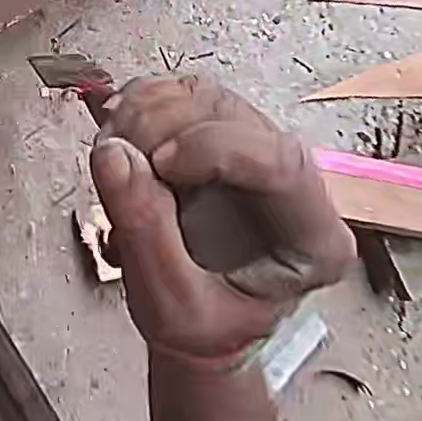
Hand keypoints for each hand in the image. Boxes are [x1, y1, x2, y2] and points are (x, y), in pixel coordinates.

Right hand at [88, 75, 354, 366]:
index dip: (212, 148)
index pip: (281, 161)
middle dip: (159, 127)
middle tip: (113, 156)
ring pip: (201, 96)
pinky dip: (136, 103)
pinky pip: (177, 95)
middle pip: (231, 116)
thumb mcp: (168, 306)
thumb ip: (143, 232)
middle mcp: (290, 182)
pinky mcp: (213, 135)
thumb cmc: (200, 325)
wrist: (197, 323)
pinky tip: (116, 131)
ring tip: (111, 150)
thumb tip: (111, 153)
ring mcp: (250, 150)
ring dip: (142, 111)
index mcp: (310, 238)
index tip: (157, 164)